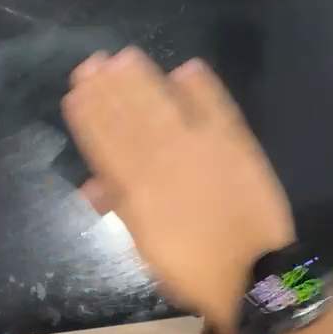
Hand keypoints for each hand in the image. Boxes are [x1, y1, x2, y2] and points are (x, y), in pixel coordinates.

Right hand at [61, 48, 294, 328]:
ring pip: (167, 107)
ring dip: (145, 81)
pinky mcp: (237, 145)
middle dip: (111, 89)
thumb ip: (120, 207)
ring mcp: (204, 148)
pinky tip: (187, 68)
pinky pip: (217, 109)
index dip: (91, 115)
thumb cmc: (193, 267)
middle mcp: (168, 160)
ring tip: (126, 58)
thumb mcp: (145, 245)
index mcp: (141, 188)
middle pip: (133, 117)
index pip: (108, 143)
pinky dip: (202, 89)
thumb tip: (90, 185)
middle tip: (94, 63)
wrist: (255, 275)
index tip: (77, 89)